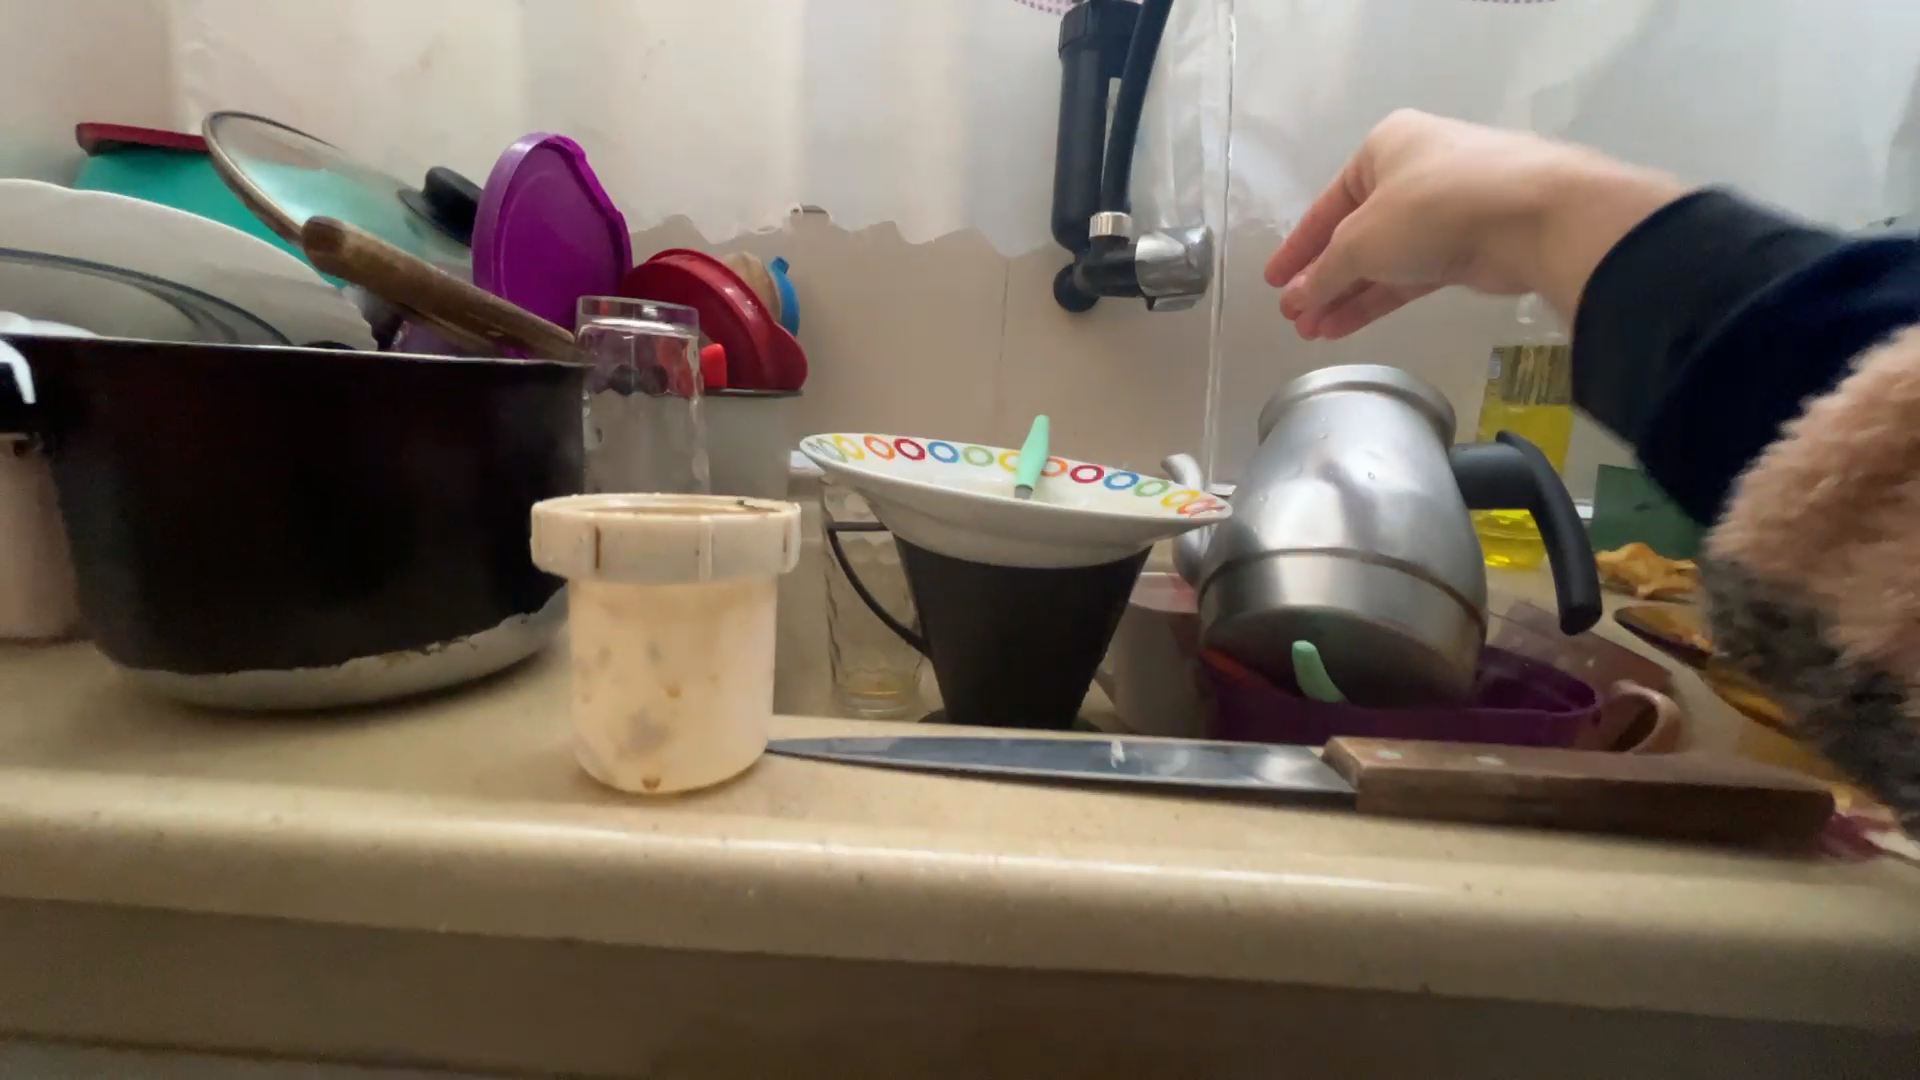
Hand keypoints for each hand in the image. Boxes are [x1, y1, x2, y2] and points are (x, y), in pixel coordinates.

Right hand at [1265, 110, 1685, 339]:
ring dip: (1343, 297)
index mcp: (1383, 150)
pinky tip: (1340, 328)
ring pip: (1378, 261)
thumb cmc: (1431, 209)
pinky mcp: (1464, 246)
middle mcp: (1412, 173)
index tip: (1273, 282)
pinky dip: (1373, 300)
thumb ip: (1321, 275)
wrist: (1535, 218)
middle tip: (1293, 316)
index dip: (1296, 249)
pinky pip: (1405, 276)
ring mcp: (1441, 210)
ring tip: (1311, 331)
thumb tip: (1295, 301)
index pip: (1326, 208)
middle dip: (1320, 281)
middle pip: (1352, 237)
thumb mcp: (1358, 243)